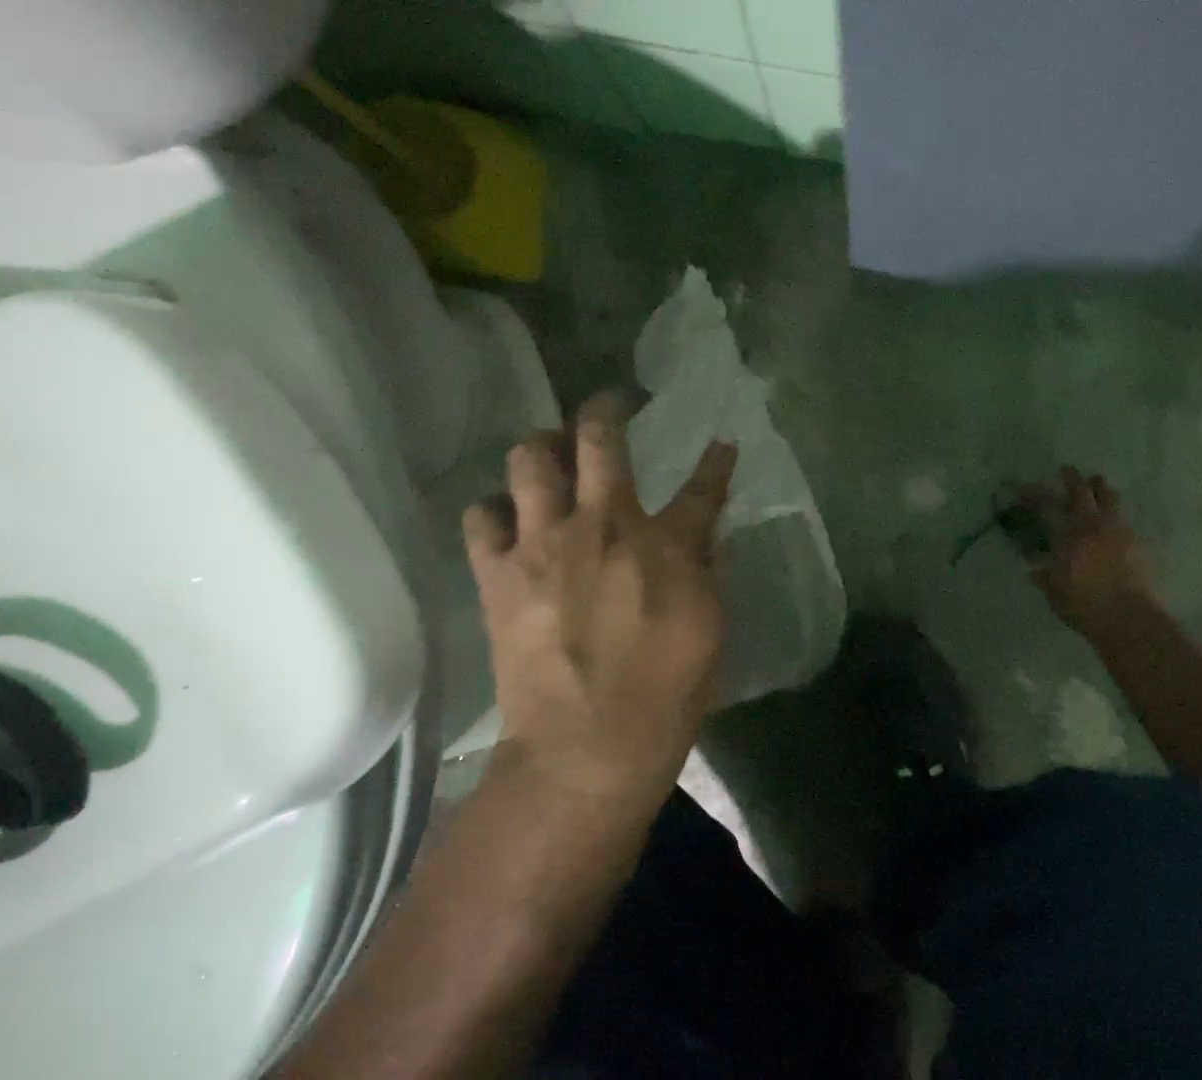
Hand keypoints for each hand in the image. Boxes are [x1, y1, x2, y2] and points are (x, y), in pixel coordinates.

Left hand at [462, 392, 735, 805]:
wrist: (588, 744)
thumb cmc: (668, 693)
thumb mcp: (712, 632)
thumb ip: (708, 574)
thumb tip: (706, 540)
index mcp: (666, 544)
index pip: (702, 488)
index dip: (716, 462)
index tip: (721, 445)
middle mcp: (604, 525)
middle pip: (600, 440)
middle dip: (608, 410)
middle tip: (612, 406)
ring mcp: (544, 544)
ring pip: (529, 459)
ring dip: (541, 447)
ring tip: (548, 454)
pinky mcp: (499, 574)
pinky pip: (481, 517)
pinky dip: (493, 511)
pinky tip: (506, 521)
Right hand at [1025, 467, 1158, 636]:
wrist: (1128, 618)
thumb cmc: (1084, 605)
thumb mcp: (1055, 593)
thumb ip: (1045, 577)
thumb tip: (1034, 570)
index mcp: (1070, 534)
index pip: (1051, 505)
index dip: (1039, 494)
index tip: (1032, 487)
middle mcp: (1095, 525)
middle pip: (1086, 491)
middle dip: (1076, 479)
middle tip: (1070, 472)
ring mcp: (1121, 531)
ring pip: (1112, 499)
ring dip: (1102, 491)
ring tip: (1098, 488)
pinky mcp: (1140, 543)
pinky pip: (1127, 522)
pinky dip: (1118, 519)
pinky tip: (1116, 528)